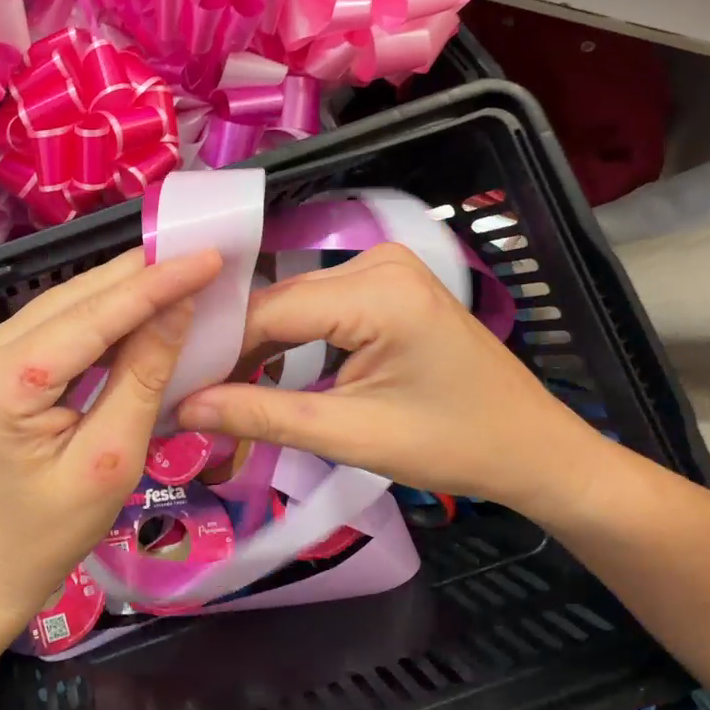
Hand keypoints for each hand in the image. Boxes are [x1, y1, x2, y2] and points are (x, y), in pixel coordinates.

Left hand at [0, 248, 222, 622]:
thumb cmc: (54, 527)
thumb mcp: (111, 459)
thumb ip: (143, 377)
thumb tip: (180, 306)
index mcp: (5, 383)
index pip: (92, 317)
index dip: (155, 283)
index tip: (209, 256)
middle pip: (77, 299)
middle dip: (143, 274)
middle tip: (205, 253)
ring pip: (68, 302)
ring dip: (126, 287)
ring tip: (184, 269)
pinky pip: (58, 320)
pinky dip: (103, 311)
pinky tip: (142, 302)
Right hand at [175, 244, 609, 513]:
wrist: (536, 450)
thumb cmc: (456, 446)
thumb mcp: (353, 436)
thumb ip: (262, 415)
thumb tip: (181, 409)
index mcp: (379, 291)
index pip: (271, 310)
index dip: (217, 348)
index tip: (173, 384)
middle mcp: (378, 259)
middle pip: (278, 300)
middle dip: (233, 347)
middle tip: (187, 389)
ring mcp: (383, 264)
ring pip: (291, 301)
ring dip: (255, 342)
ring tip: (214, 383)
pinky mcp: (384, 280)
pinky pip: (315, 303)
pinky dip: (286, 337)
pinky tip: (258, 367)